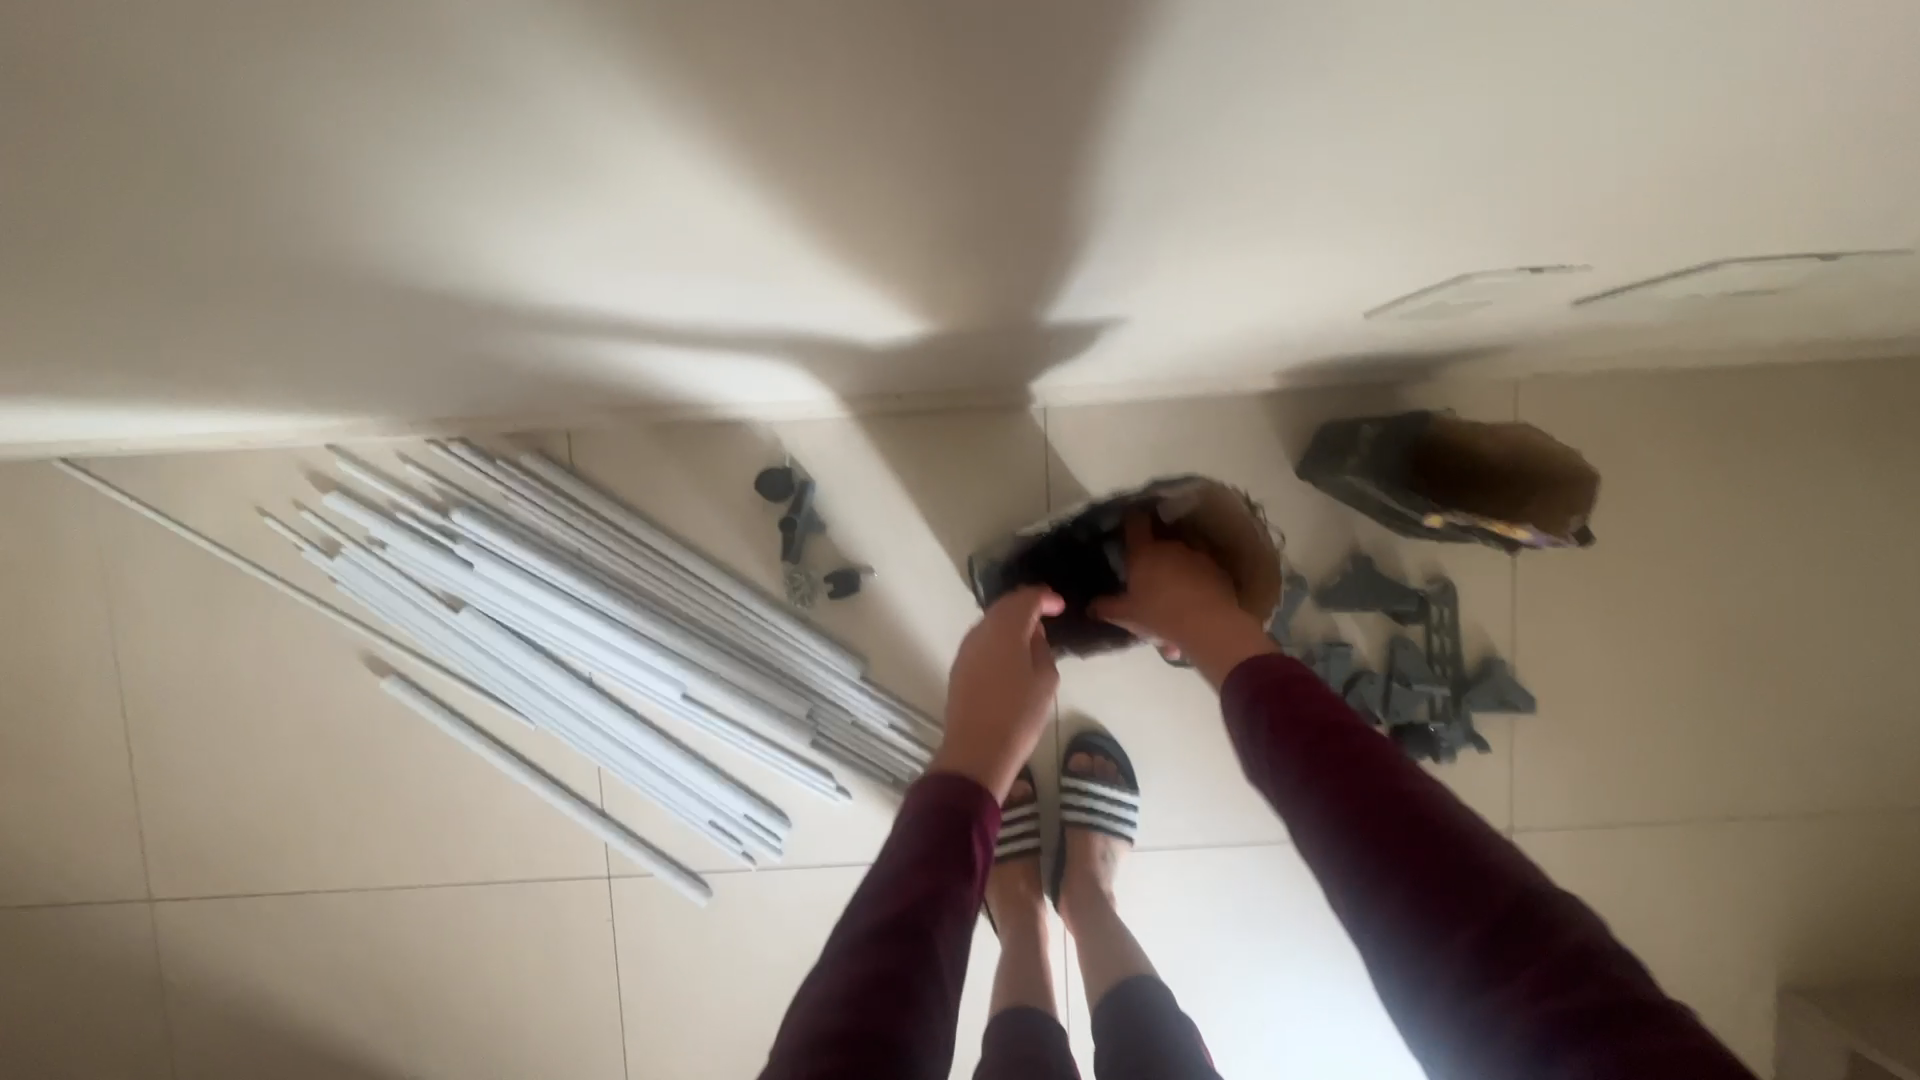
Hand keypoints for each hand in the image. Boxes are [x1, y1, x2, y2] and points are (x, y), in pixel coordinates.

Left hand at [931, 586, 1065, 799]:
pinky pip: (982, 638)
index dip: (1045, 598)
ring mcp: (966, 648)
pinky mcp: (959, 665)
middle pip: (1005, 605)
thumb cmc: (1018, 715)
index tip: (1060, 605)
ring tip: (1031, 631)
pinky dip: (998, 635)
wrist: (976, 750)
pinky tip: (1011, 650)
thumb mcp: (1045, 681)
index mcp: (1005, 629)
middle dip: (1026, 604)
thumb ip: (1042, 650)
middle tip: (1047, 610)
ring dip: (1011, 619)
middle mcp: (981, 631)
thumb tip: (1033, 636)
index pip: (1026, 599)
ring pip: (991, 621)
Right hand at [1092, 514, 1275, 686]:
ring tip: (1176, 594)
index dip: (1132, 520)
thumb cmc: (1158, 615)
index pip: (1135, 523)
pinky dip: (1198, 582)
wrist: (1207, 625)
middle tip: (1151, 574)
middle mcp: (1170, 547)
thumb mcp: (1126, 615)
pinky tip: (1195, 603)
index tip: (1129, 522)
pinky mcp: (1218, 570)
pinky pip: (1203, 572)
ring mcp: (1197, 556)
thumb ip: (1106, 608)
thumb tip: (1090, 607)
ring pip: (1183, 557)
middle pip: (1161, 540)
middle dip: (1155, 553)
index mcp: (1143, 553)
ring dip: (1179, 570)